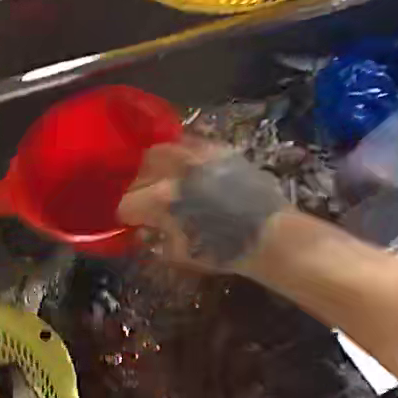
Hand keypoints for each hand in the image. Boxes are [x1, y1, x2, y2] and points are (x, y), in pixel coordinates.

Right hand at [117, 141, 293, 272]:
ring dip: (155, 167)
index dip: (127, 216)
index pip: (128, 203)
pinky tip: (185, 169)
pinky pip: (189, 143)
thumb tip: (145, 231)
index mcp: (163, 199)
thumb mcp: (183, 254)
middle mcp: (176, 171)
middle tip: (146, 201)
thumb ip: (157, 240)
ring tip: (163, 181)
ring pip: (161, 150)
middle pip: (139, 170)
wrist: (270, 236)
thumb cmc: (224, 252)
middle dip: (138, 187)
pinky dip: (181, 155)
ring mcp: (198, 156)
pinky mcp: (218, 150)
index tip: (133, 223)